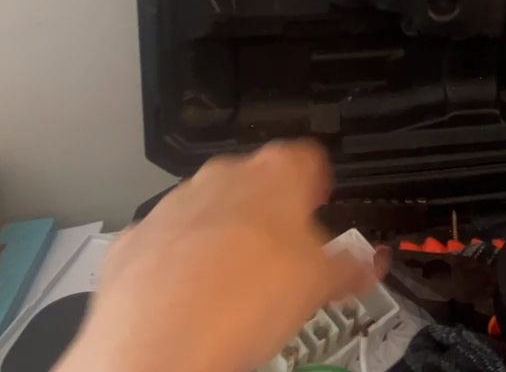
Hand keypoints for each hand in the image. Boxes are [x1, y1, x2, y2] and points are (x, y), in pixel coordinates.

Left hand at [55, 141, 381, 371]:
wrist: (157, 346)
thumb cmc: (242, 303)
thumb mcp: (321, 285)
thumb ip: (351, 267)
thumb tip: (367, 266)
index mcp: (280, 171)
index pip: (312, 158)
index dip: (319, 185)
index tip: (319, 208)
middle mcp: (228, 174)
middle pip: (259, 181)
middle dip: (271, 213)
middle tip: (283, 258)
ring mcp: (178, 202)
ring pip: (211, 207)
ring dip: (224, 235)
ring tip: (236, 288)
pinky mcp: (138, 236)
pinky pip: (167, 240)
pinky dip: (178, 262)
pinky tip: (189, 301)